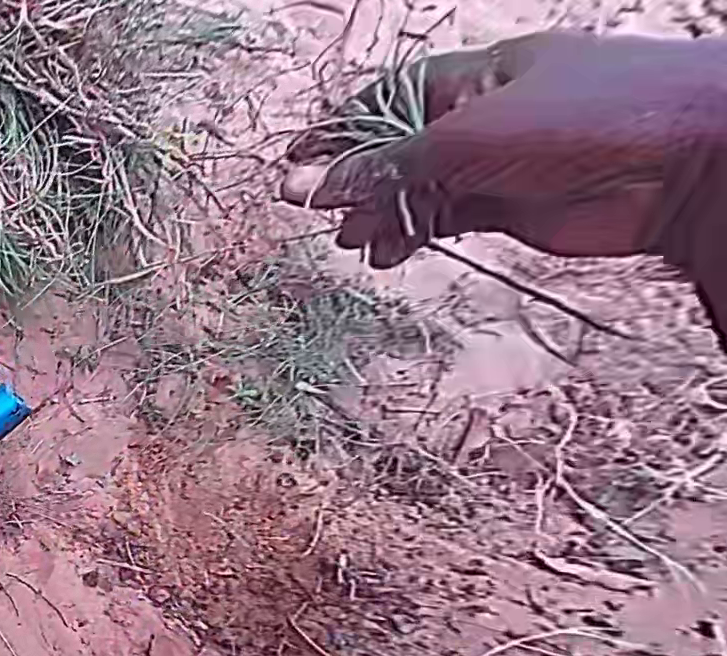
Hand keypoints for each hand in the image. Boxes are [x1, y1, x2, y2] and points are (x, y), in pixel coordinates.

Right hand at [280, 34, 726, 281]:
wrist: (690, 165)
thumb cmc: (588, 121)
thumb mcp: (462, 137)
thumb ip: (379, 167)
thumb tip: (306, 187)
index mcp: (481, 76)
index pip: (386, 100)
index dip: (337, 130)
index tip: (295, 162)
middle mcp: (481, 116)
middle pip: (389, 153)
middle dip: (352, 186)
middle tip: (327, 213)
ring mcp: (490, 162)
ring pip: (405, 192)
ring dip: (375, 218)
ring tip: (362, 239)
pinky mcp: (497, 204)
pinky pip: (430, 220)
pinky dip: (404, 237)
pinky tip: (391, 251)